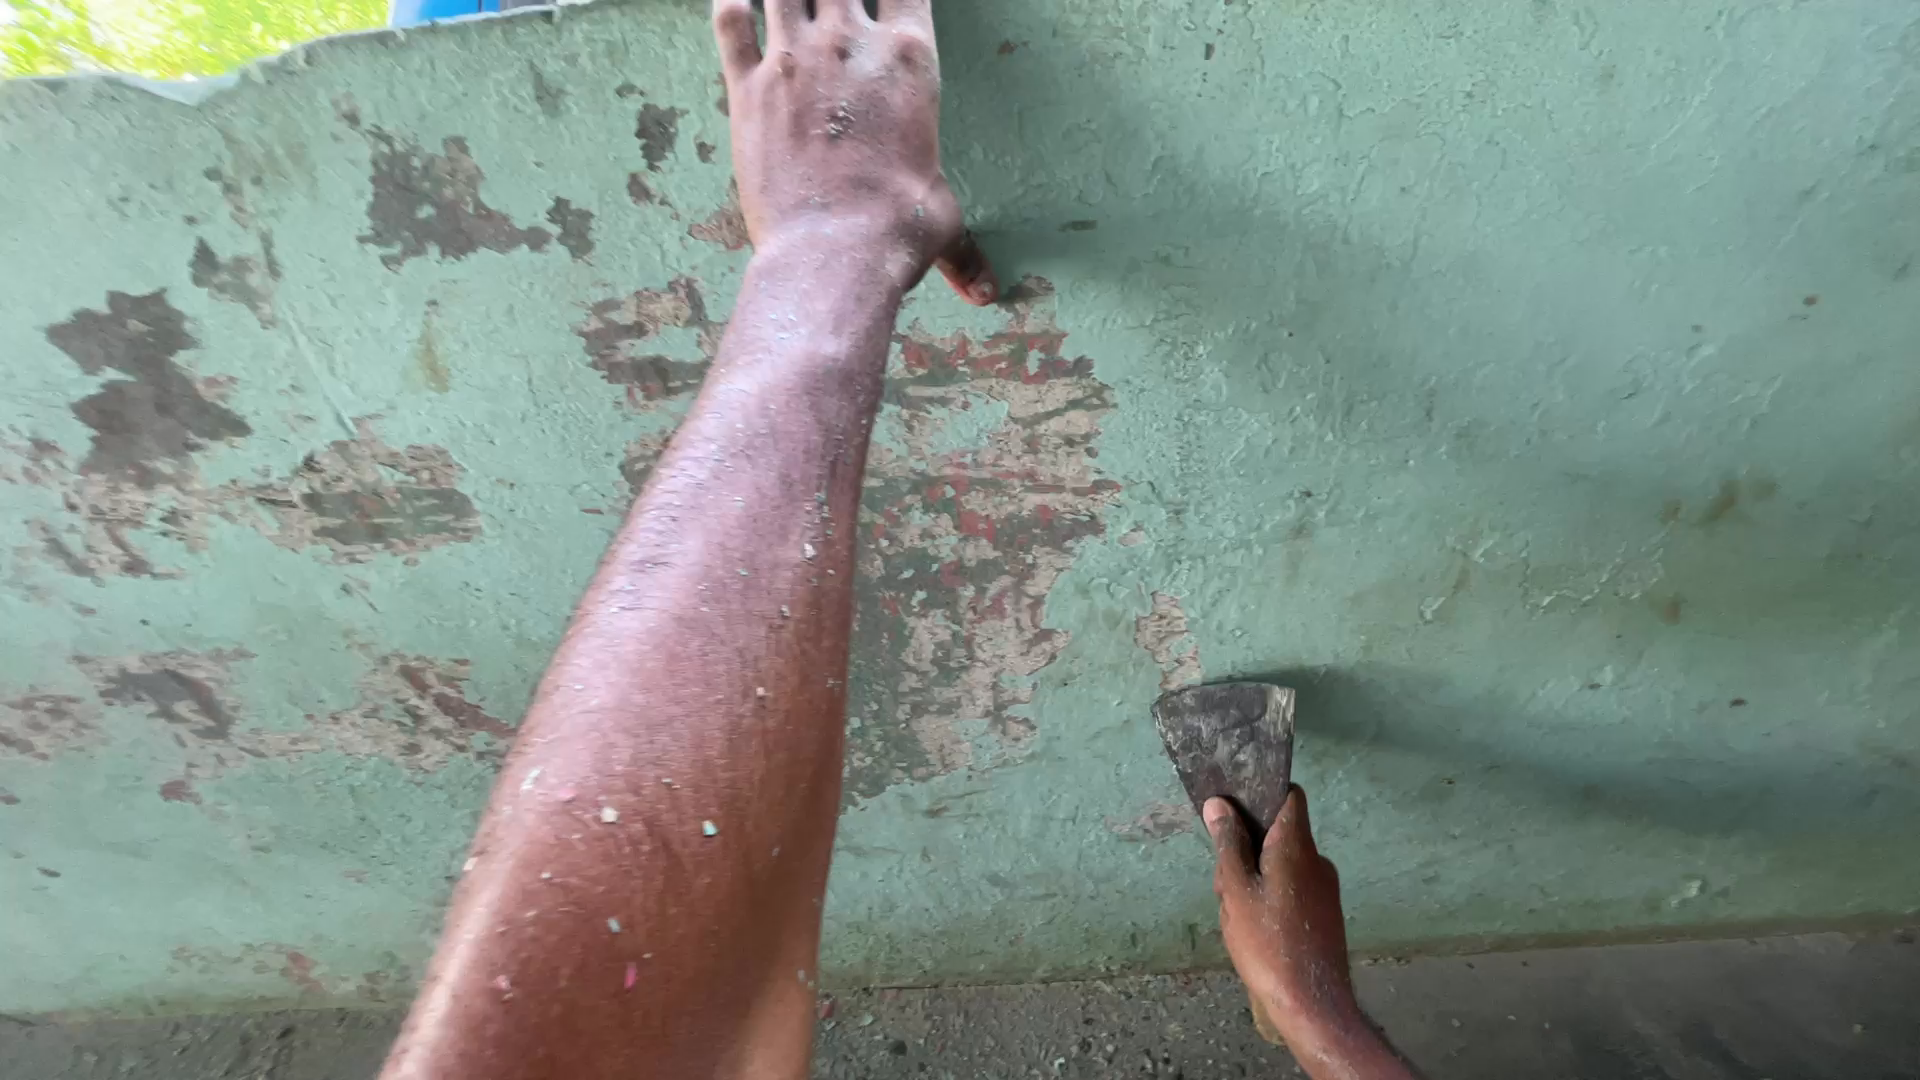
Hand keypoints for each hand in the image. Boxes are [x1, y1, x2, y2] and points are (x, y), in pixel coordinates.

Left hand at [711, 0, 997, 303]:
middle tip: (837, 3)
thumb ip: (963, 246)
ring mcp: (793, 59)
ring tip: (793, 1)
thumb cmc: (896, 234)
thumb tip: (985, 291)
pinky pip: (729, 19)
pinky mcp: (747, 88)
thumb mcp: (943, 227)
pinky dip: (733, 8)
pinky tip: (740, 9)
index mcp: (908, 60)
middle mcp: (849, 44)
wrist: (834, 254)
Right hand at [1205, 788, 1361, 1045]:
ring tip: (1237, 910)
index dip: (1262, 790)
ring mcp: (1324, 888)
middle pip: (1278, 832)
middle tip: (1224, 880)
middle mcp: (1317, 861)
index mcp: (1297, 847)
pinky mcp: (1324, 913)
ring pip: (1281, 862)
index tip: (1233, 800)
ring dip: (1254, 873)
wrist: (1313, 1008)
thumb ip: (1227, 844)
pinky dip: (1270, 892)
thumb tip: (1219, 803)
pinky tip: (1255, 925)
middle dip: (1246, 845)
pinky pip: (1292, 885)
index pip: (1289, 796)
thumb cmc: (1268, 943)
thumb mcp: (1235, 890)